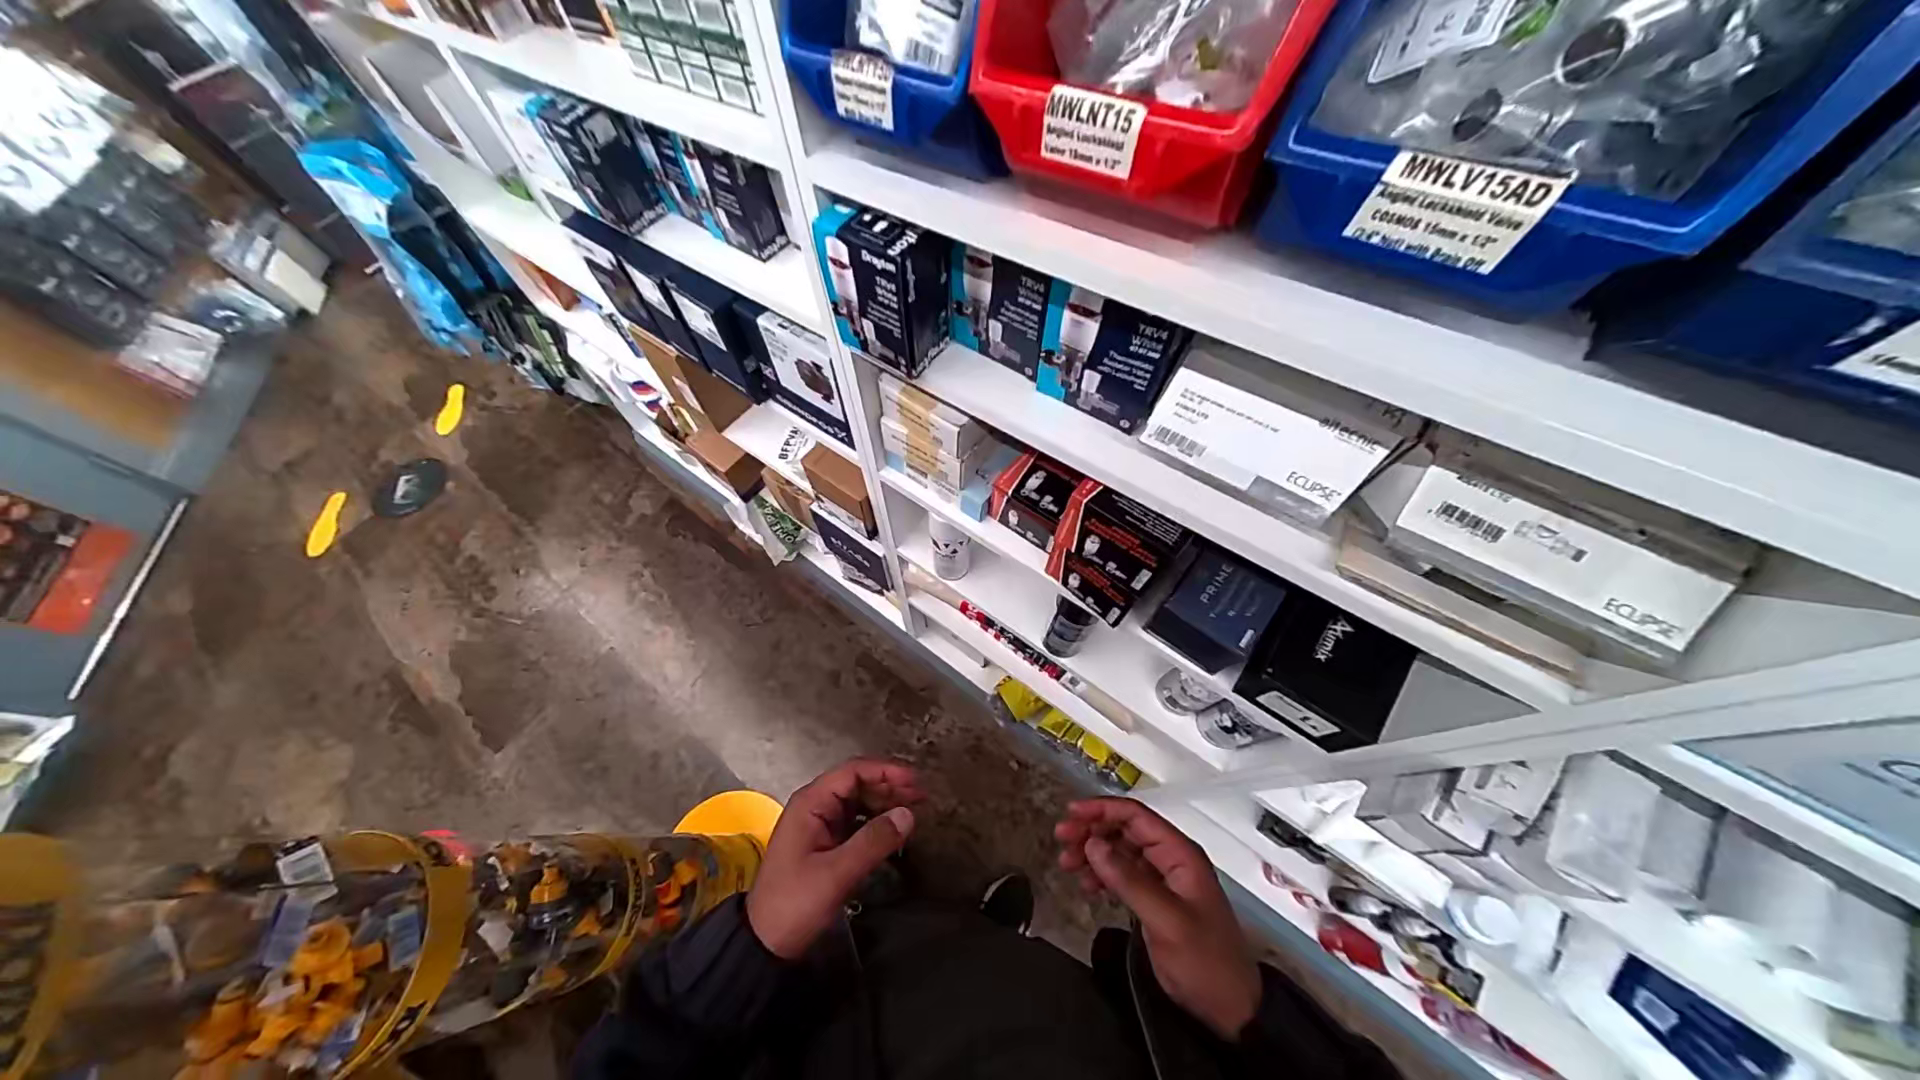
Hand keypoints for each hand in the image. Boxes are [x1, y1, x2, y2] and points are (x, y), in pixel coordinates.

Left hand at [746, 759, 923, 959]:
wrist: (764, 944)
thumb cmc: (796, 902)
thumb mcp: (837, 873)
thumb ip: (874, 841)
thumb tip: (909, 814)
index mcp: (811, 803)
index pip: (853, 772)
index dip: (886, 771)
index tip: (915, 781)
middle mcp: (814, 806)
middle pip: (857, 784)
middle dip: (889, 786)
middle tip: (922, 796)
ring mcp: (818, 824)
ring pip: (858, 802)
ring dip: (885, 802)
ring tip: (914, 810)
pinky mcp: (824, 843)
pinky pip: (855, 821)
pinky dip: (876, 821)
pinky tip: (894, 830)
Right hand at [1055, 799, 1260, 1040]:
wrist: (1230, 1010)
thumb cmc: (1206, 963)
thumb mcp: (1167, 920)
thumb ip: (1129, 880)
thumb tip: (1094, 844)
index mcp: (1180, 855)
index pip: (1136, 816)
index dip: (1102, 809)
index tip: (1072, 813)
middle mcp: (1171, 860)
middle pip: (1125, 830)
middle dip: (1092, 830)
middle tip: (1062, 839)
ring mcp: (1163, 880)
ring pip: (1120, 851)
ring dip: (1093, 853)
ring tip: (1067, 863)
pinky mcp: (1155, 900)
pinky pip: (1122, 875)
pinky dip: (1101, 874)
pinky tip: (1087, 883)